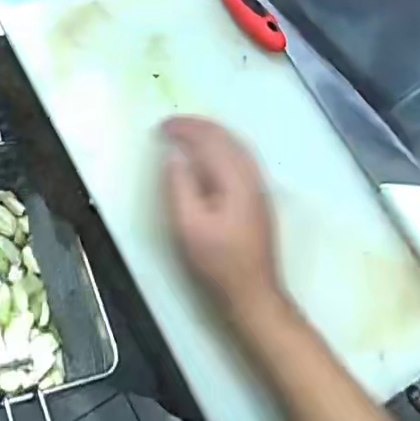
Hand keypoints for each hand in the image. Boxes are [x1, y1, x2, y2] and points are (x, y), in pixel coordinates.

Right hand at [161, 116, 291, 324]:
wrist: (253, 295)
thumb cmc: (216, 262)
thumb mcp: (187, 225)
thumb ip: (179, 185)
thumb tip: (174, 154)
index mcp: (234, 181)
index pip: (209, 140)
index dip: (184, 129)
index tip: (160, 127)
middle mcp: (251, 177)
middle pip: (226, 137)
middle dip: (198, 126)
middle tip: (170, 125)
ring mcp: (259, 187)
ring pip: (236, 145)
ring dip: (211, 133)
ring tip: (186, 132)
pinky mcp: (258, 198)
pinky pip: (240, 156)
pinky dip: (221, 145)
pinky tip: (209, 153)